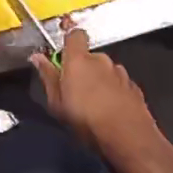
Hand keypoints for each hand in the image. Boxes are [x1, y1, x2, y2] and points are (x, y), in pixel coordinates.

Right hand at [31, 29, 163, 162]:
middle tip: (73, 91)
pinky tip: (110, 110)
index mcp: (79, 60)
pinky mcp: (134, 87)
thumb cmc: (86, 119)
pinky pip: (118, 84)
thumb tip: (37, 57)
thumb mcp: (56, 102)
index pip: (75, 35)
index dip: (69, 41)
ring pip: (104, 71)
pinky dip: (113, 92)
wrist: (128, 137)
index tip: (62, 57)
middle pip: (89, 57)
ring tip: (93, 105)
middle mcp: (102, 60)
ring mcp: (121, 73)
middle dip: (82, 69)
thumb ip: (47, 76)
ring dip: (98, 81)